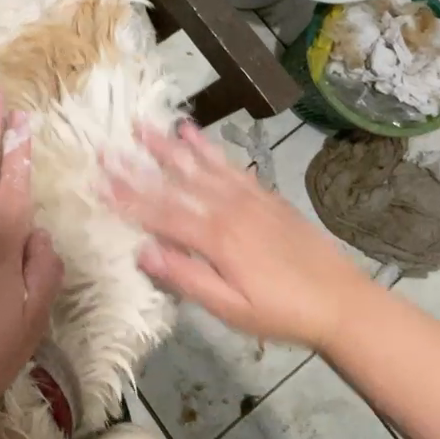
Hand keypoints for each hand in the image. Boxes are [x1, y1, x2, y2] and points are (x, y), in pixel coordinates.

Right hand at [107, 123, 373, 346]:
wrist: (342, 300)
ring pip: (198, 167)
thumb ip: (188, 278)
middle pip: (174, 184)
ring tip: (142, 126)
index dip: (126, 198)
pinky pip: (228, 165)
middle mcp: (227, 209)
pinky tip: (191, 132)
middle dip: (137, 166)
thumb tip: (142, 252)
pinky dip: (206, 147)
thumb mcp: (232, 309)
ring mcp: (246, 198)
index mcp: (215, 239)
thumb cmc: (282, 313)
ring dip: (167, 147)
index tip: (97, 181)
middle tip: (108, 147)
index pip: (160, 214)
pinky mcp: (262, 194)